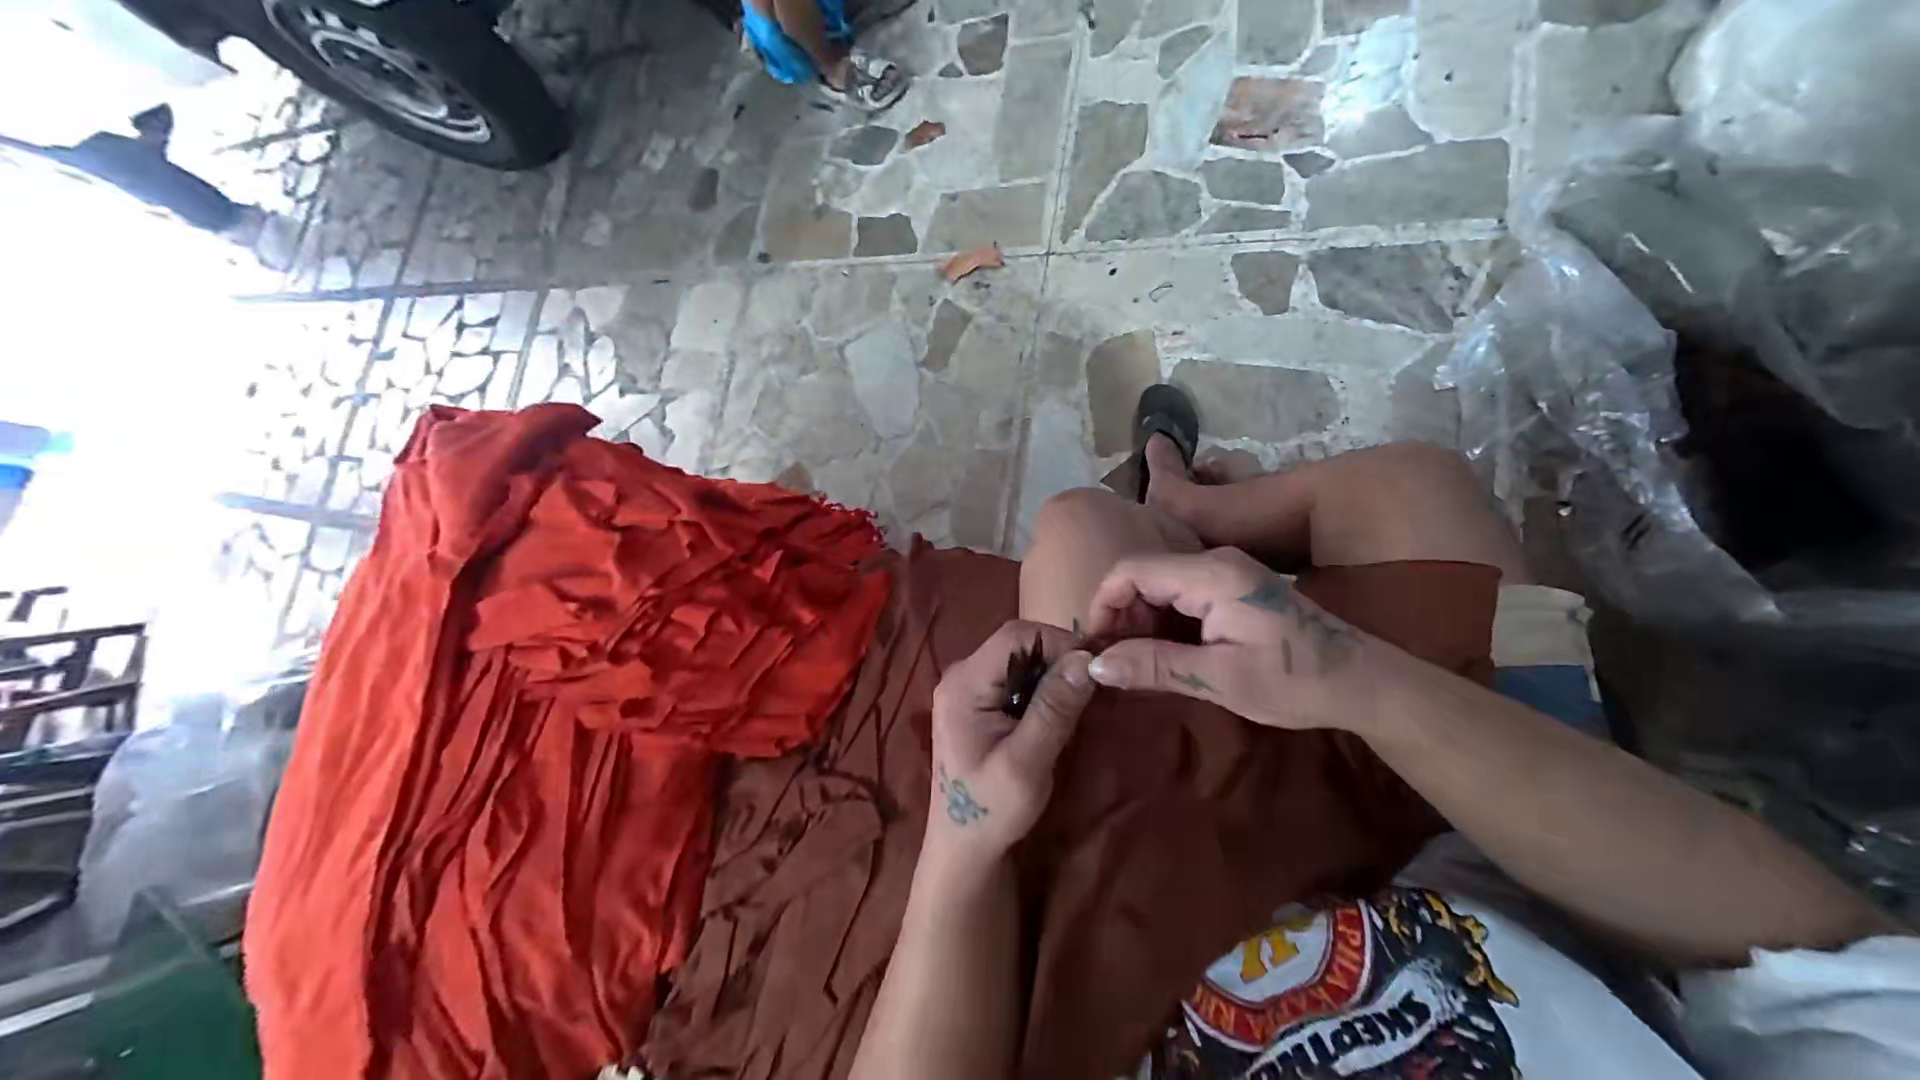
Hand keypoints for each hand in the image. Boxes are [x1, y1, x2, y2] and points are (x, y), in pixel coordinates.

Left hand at [926, 621, 1095, 866]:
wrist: (963, 847)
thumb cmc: (991, 811)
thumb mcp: (1027, 763)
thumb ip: (1054, 710)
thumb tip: (1086, 660)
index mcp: (964, 684)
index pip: (1015, 636)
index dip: (1058, 642)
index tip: (1093, 669)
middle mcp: (961, 675)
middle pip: (1017, 643)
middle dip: (1058, 658)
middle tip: (1091, 687)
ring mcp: (967, 687)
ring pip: (1019, 658)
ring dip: (1052, 674)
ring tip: (1080, 700)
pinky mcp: (977, 701)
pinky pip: (1014, 677)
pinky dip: (1040, 687)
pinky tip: (1058, 711)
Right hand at [1083, 548, 1385, 731]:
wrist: (1364, 682)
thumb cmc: (1296, 682)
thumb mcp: (1222, 680)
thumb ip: (1155, 666)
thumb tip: (1095, 666)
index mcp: (1213, 574)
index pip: (1132, 569)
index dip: (1103, 605)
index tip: (1096, 647)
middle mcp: (1215, 560)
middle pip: (1142, 572)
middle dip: (1120, 615)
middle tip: (1115, 661)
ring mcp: (1225, 570)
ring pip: (1158, 582)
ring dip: (1139, 619)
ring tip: (1135, 661)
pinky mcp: (1232, 585)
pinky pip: (1179, 591)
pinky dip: (1161, 619)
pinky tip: (1163, 651)